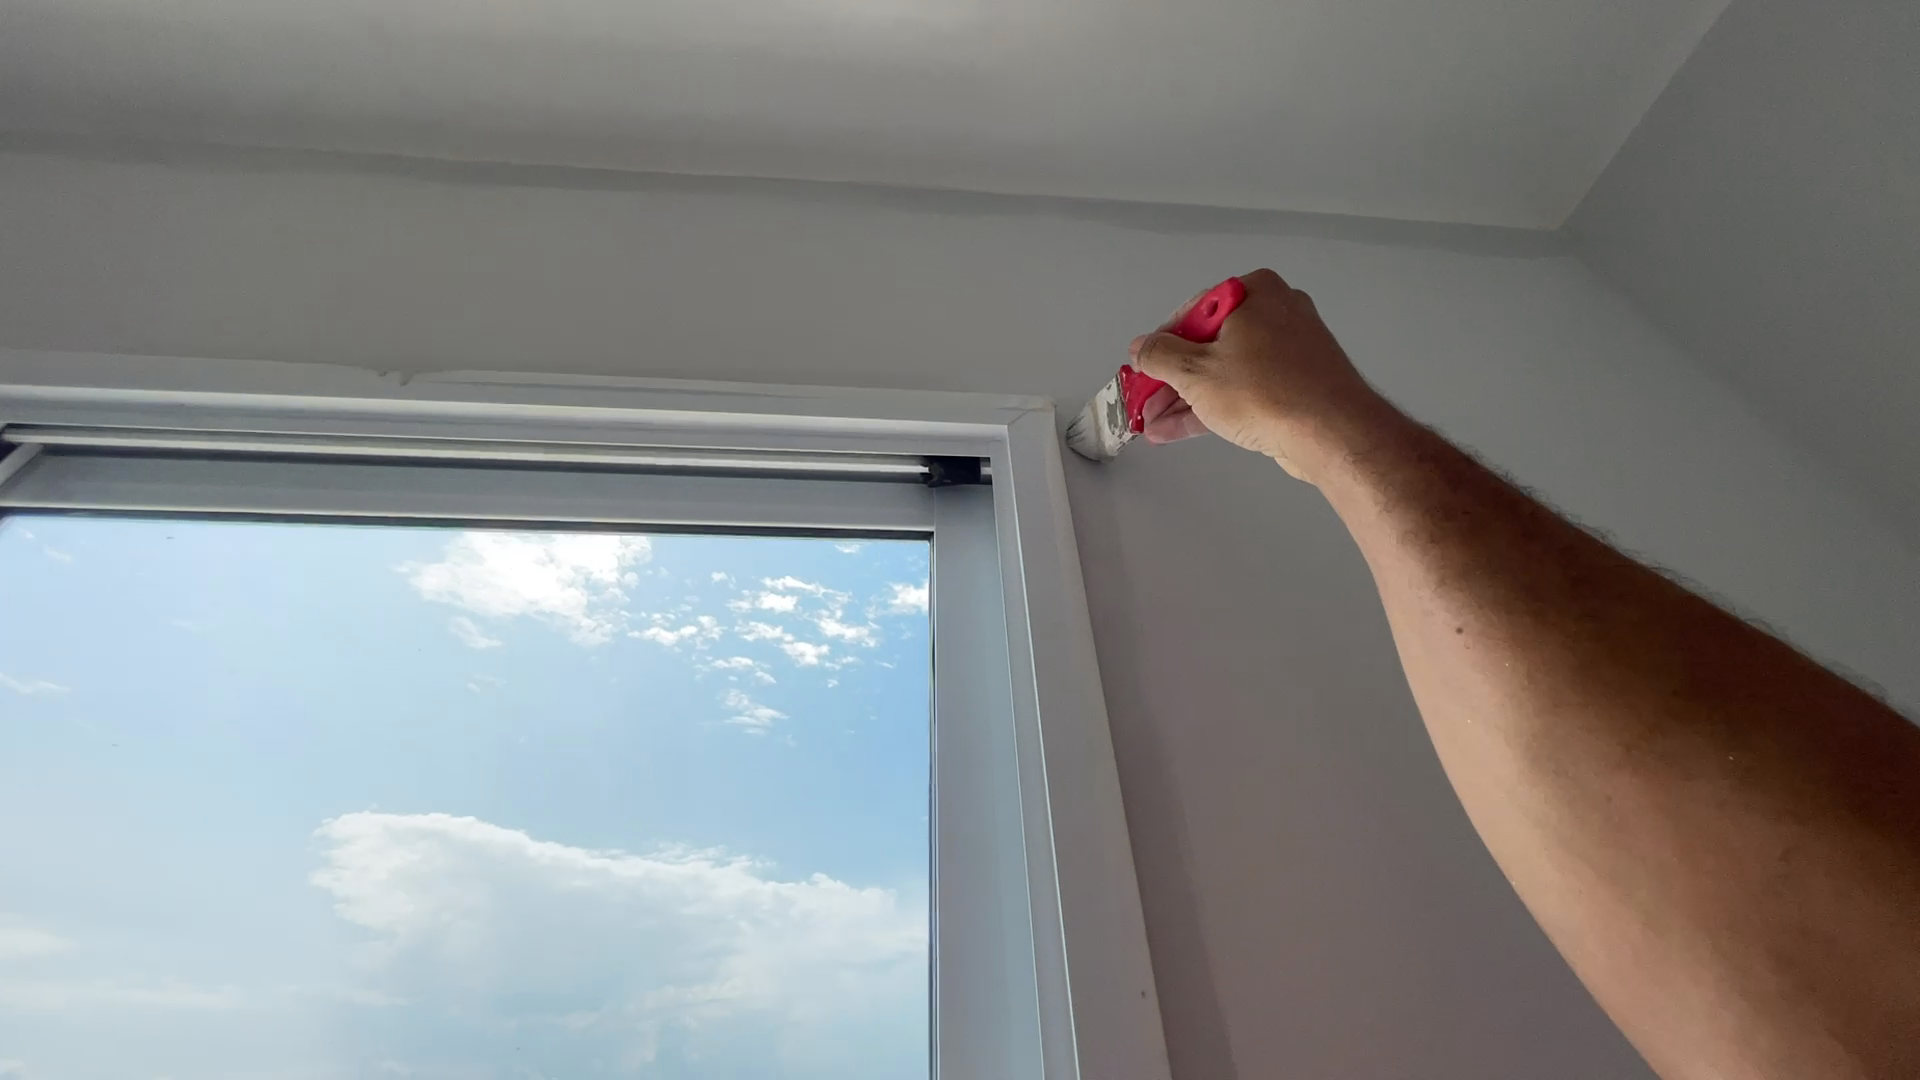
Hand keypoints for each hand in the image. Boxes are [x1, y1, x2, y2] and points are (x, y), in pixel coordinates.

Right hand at [1130, 269, 1395, 483]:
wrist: (1331, 432)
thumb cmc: (1261, 392)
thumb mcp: (1195, 372)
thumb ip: (1159, 356)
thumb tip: (1140, 346)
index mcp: (1253, 293)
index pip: (1190, 314)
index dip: (1159, 346)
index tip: (1140, 373)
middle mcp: (1275, 311)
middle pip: (1206, 345)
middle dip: (1170, 380)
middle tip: (1143, 405)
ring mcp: (1288, 348)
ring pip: (1223, 370)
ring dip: (1184, 398)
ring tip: (1153, 426)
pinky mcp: (1296, 381)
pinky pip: (1244, 387)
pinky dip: (1212, 405)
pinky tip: (1177, 429)